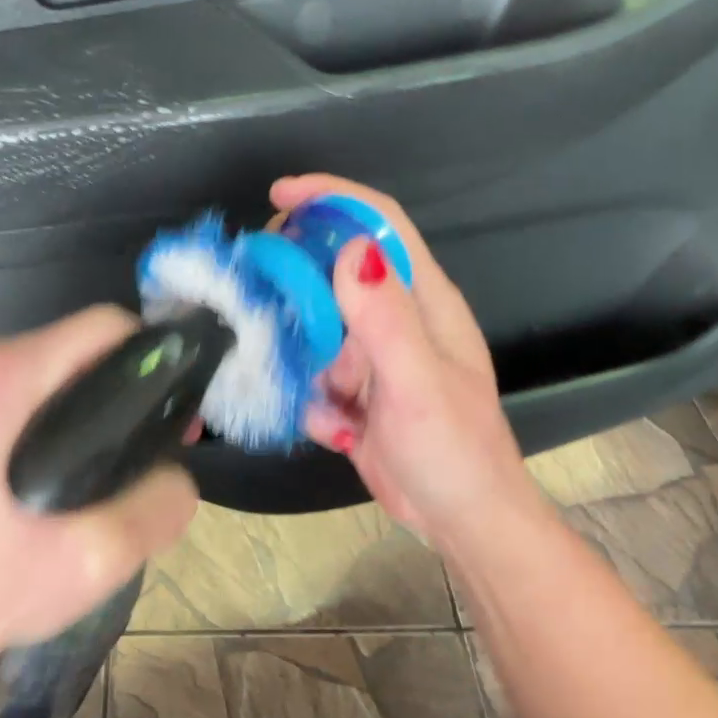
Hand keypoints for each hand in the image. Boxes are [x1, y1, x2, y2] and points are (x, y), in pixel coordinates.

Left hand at [0, 306, 199, 657]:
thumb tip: (179, 471)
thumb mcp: (98, 558)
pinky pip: (47, 389)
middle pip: (89, 345)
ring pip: (71, 367)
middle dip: (136, 386)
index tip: (177, 407)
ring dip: (110, 404)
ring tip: (135, 461)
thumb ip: (160, 503)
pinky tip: (93, 467)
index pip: (105, 327)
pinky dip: (79, 416)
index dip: (156, 358)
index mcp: (8, 379)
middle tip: (164, 443)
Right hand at [273, 175, 539, 540]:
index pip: (378, 224)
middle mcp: (397, 317)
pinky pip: (313, 368)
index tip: (279, 196)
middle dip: (295, 272)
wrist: (462, 522)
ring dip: (294, 343)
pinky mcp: (355, 387)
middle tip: (255, 286)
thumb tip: (351, 251)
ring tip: (283, 369)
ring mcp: (374, 353)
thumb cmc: (454, 453)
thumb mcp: (419, 386)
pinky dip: (305, 389)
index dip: (332, 197)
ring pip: (316, 319)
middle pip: (337, 265)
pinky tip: (323, 423)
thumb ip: (386, 321)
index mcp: (424, 301)